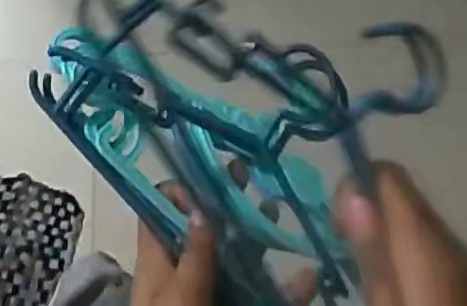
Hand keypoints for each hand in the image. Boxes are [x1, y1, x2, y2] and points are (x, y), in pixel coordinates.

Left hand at [134, 179, 315, 305]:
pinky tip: (307, 281)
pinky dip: (284, 290)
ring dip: (256, 234)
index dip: (179, 190)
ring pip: (234, 259)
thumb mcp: (177, 297)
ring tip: (276, 210)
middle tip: (247, 173)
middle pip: (203, 228)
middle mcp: (184, 273)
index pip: (159, 211)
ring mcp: (211, 296)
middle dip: (226, 201)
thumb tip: (200, 206)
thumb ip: (193, 254)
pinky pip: (260, 296)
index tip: (206, 175)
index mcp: (159, 261)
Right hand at [334, 163, 466, 305]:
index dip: (357, 186)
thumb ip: (372, 251)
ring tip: (365, 274)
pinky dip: (409, 255)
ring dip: (387, 236)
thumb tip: (353, 189)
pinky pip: (434, 251)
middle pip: (404, 199)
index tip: (336, 224)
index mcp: (430, 245)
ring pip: (418, 225)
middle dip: (370, 213)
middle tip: (344, 251)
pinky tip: (397, 289)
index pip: (389, 176)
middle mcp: (455, 245)